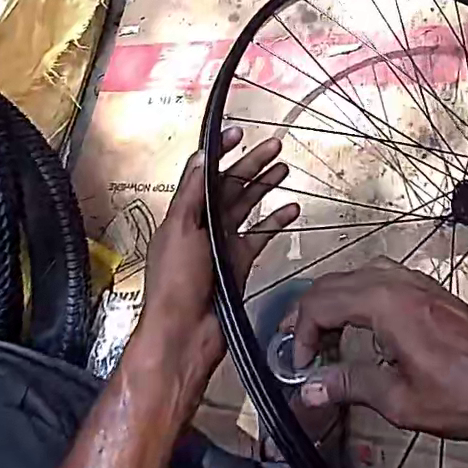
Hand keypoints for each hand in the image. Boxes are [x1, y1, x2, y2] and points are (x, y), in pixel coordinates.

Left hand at [136, 127, 298, 400]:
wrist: (184, 336)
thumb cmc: (175, 282)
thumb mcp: (180, 229)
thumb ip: (193, 191)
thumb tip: (203, 155)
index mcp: (186, 212)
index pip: (206, 172)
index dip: (222, 151)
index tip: (238, 132)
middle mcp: (204, 223)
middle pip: (232, 185)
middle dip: (252, 163)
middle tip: (275, 144)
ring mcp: (223, 243)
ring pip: (248, 206)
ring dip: (265, 186)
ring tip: (284, 168)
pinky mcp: (239, 262)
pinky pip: (260, 235)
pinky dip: (275, 222)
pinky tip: (292, 210)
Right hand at [285, 258, 467, 440]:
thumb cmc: (464, 393)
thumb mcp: (399, 399)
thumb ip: (350, 384)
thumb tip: (311, 387)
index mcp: (383, 302)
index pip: (321, 303)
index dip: (302, 332)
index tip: (299, 361)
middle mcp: (394, 280)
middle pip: (333, 283)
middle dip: (309, 312)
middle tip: (297, 343)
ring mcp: (412, 279)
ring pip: (354, 275)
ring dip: (332, 300)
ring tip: (323, 333)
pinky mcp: (425, 287)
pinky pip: (377, 276)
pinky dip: (356, 294)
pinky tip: (359, 321)